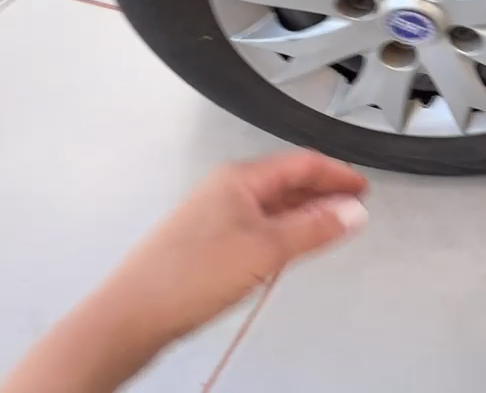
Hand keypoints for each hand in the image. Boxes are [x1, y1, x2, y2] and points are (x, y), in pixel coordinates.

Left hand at [0, 149, 369, 392]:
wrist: (123, 322)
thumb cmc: (186, 278)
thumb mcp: (267, 250)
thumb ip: (316, 228)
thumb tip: (354, 212)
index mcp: (240, 178)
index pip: (304, 163)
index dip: (339, 174)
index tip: (362, 187)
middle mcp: (225, 190)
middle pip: (288, 181)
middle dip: (323, 193)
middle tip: (351, 206)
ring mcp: (211, 216)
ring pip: (272, 205)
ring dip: (303, 214)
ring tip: (327, 228)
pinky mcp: (202, 244)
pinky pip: (256, 226)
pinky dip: (281, 231)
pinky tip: (286, 251)